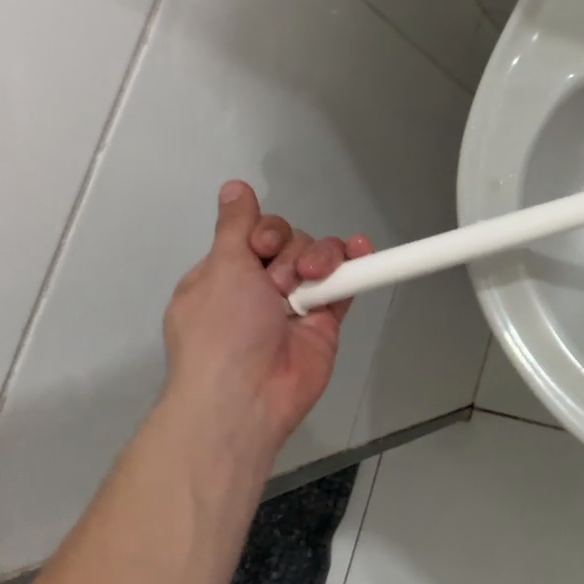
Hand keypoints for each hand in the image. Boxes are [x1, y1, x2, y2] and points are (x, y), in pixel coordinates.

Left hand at [161, 181, 373, 456]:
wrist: (246, 395)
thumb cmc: (221, 332)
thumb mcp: (220, 269)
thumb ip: (236, 226)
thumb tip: (234, 188)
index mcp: (225, 275)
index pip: (255, 233)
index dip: (264, 232)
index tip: (259, 248)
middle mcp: (259, 287)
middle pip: (291, 242)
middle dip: (291, 251)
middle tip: (279, 281)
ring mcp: (295, 302)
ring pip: (320, 258)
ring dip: (321, 259)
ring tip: (314, 278)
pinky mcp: (326, 319)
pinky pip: (345, 284)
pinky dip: (356, 267)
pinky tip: (362, 253)